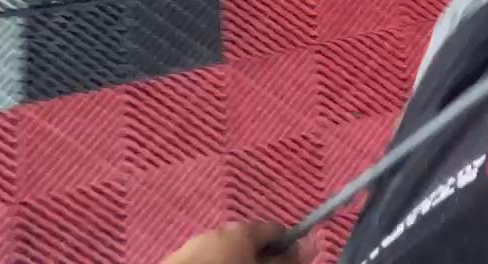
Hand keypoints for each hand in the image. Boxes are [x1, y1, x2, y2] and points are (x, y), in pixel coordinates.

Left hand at [161, 221, 314, 263]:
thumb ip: (287, 261)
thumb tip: (314, 241)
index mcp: (245, 228)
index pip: (276, 229)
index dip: (285, 247)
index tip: (288, 263)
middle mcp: (221, 229)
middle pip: (249, 241)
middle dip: (257, 256)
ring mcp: (194, 245)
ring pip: (224, 252)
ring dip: (232, 261)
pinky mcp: (173, 260)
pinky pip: (203, 260)